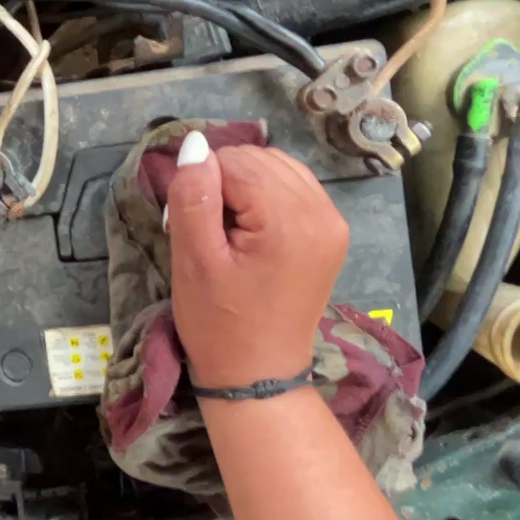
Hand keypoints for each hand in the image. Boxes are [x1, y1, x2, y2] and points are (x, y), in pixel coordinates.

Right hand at [168, 135, 348, 387]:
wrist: (257, 375)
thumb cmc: (218, 322)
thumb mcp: (193, 260)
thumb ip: (192, 197)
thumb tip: (194, 145)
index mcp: (289, 220)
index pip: (233, 161)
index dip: (200, 184)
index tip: (188, 226)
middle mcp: (322, 213)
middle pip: (257, 159)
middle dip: (222, 182)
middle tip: (204, 231)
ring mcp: (331, 222)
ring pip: (275, 167)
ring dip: (242, 186)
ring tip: (225, 231)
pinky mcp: (330, 232)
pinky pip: (292, 186)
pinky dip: (263, 195)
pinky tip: (248, 229)